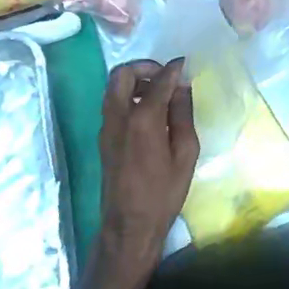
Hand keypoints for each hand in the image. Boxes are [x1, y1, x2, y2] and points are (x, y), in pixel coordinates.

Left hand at [96, 59, 199, 274]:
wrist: (129, 224)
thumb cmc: (163, 192)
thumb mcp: (185, 154)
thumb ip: (183, 115)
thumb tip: (182, 88)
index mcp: (143, 119)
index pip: (158, 80)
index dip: (173, 69)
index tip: (185, 64)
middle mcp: (119, 116)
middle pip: (122, 73)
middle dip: (144, 66)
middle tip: (166, 75)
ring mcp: (106, 126)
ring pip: (113, 87)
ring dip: (135, 80)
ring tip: (159, 91)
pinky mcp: (103, 136)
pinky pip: (112, 103)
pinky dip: (129, 95)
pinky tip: (150, 110)